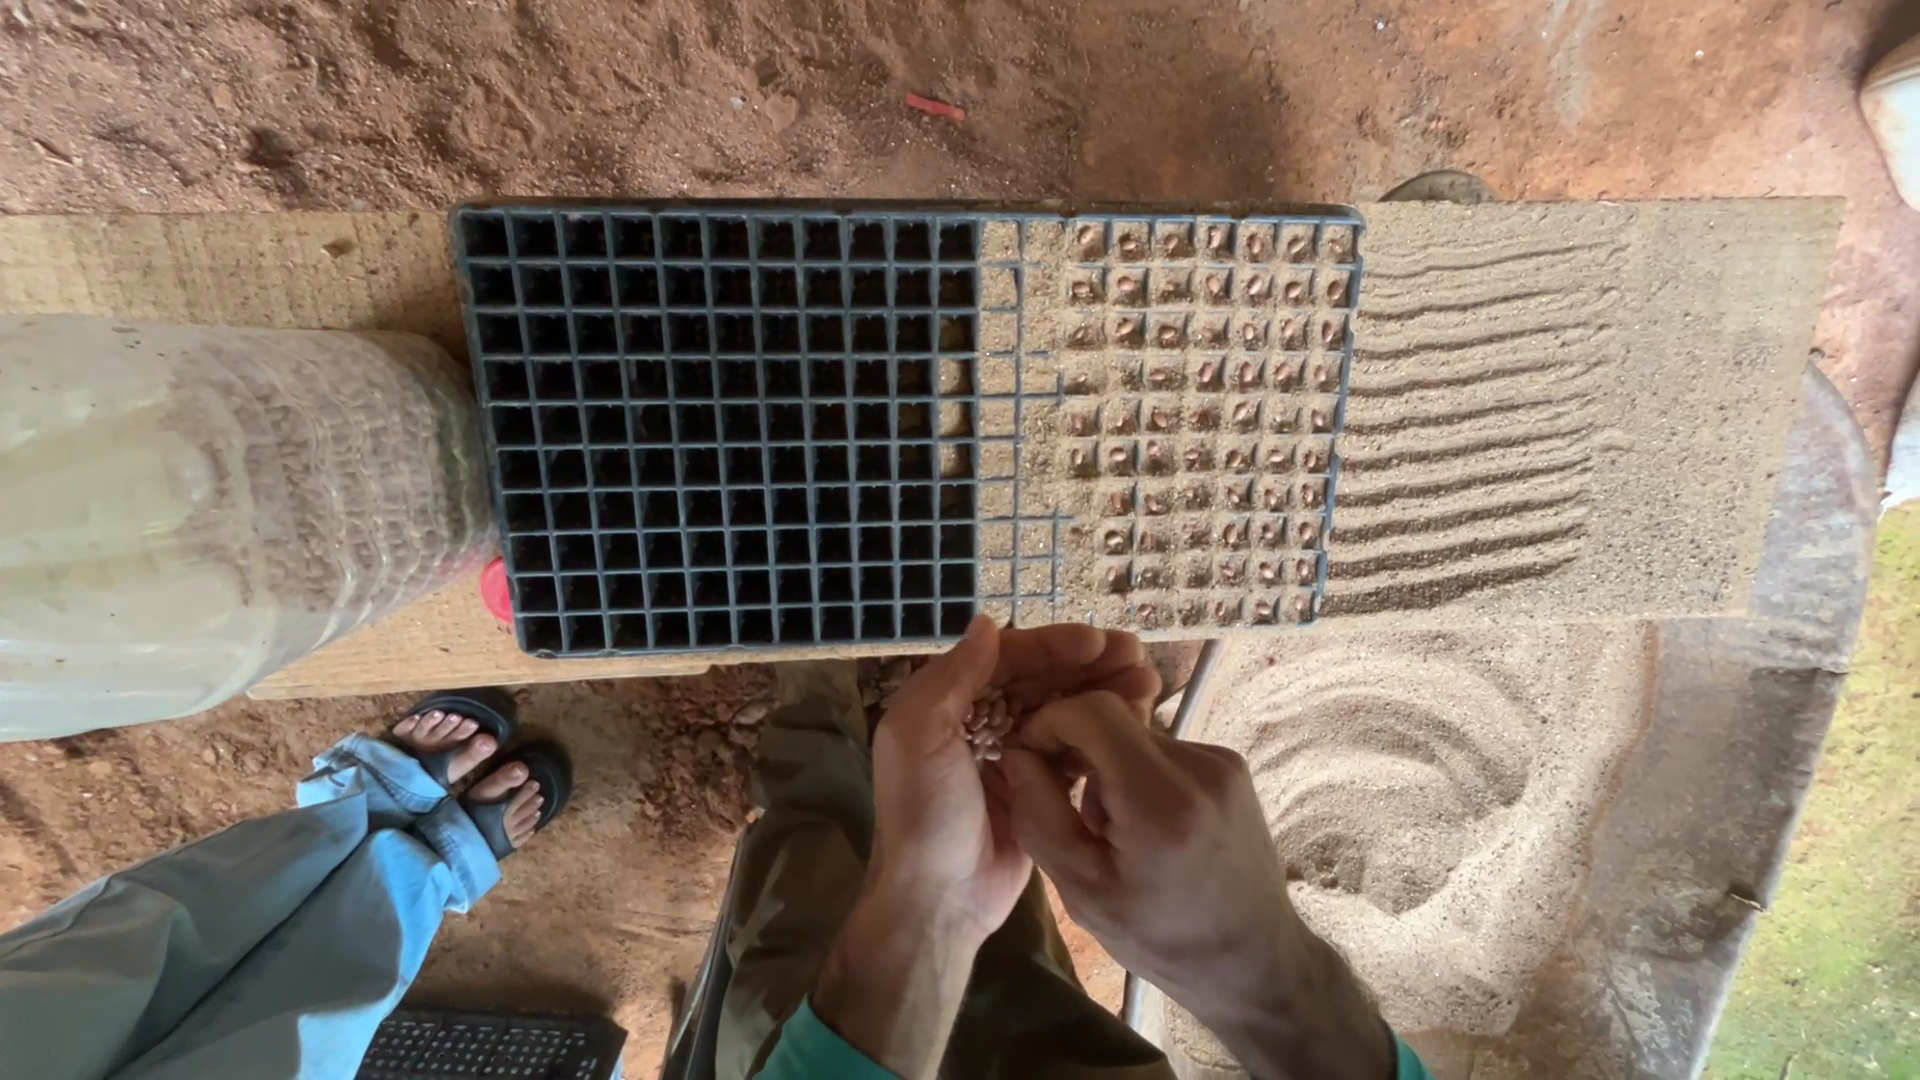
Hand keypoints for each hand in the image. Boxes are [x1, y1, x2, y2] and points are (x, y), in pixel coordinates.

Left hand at [813, 617, 1158, 1077]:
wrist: (940, 901)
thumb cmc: (925, 813)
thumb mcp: (918, 736)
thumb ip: (952, 678)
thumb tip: (987, 621)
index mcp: (948, 701)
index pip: (1005, 658)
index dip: (1050, 645)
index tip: (1095, 641)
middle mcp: (981, 719)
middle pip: (1040, 679)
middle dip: (1086, 663)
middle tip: (1135, 652)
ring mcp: (1014, 752)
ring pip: (1063, 708)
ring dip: (1102, 690)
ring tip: (1148, 678)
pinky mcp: (1041, 785)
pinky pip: (1075, 747)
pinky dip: (1102, 732)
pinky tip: (1137, 719)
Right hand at [996, 692, 1393, 1079]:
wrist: (1254, 963)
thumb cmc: (1162, 939)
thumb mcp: (1082, 890)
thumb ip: (1039, 814)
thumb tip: (1016, 753)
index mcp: (1162, 800)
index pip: (1092, 710)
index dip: (1049, 723)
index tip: (1031, 761)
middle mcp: (1200, 765)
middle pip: (1112, 720)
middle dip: (1077, 752)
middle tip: (1067, 806)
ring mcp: (1222, 760)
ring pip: (1134, 734)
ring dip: (1108, 767)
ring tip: (1113, 828)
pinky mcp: (1231, 763)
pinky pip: (1162, 748)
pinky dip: (1138, 774)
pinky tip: (1146, 824)